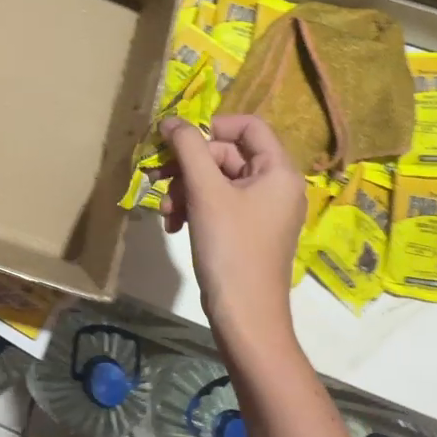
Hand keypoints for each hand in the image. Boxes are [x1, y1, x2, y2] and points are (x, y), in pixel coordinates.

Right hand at [159, 114, 306, 345]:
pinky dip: (193, 207)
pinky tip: (174, 224)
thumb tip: (171, 120)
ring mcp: (261, 210)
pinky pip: (216, 202)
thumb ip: (188, 148)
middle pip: (225, 153)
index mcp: (278, 171)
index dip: (213, 126)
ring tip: (166, 210)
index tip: (182, 141)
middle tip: (158, 178)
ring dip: (184, 188)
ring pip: (215, 179)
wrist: (245, 316)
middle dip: (188, 165)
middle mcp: (275, 185)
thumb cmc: (231, 247)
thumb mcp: (205, 191)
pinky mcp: (246, 230)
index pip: (248, 126)